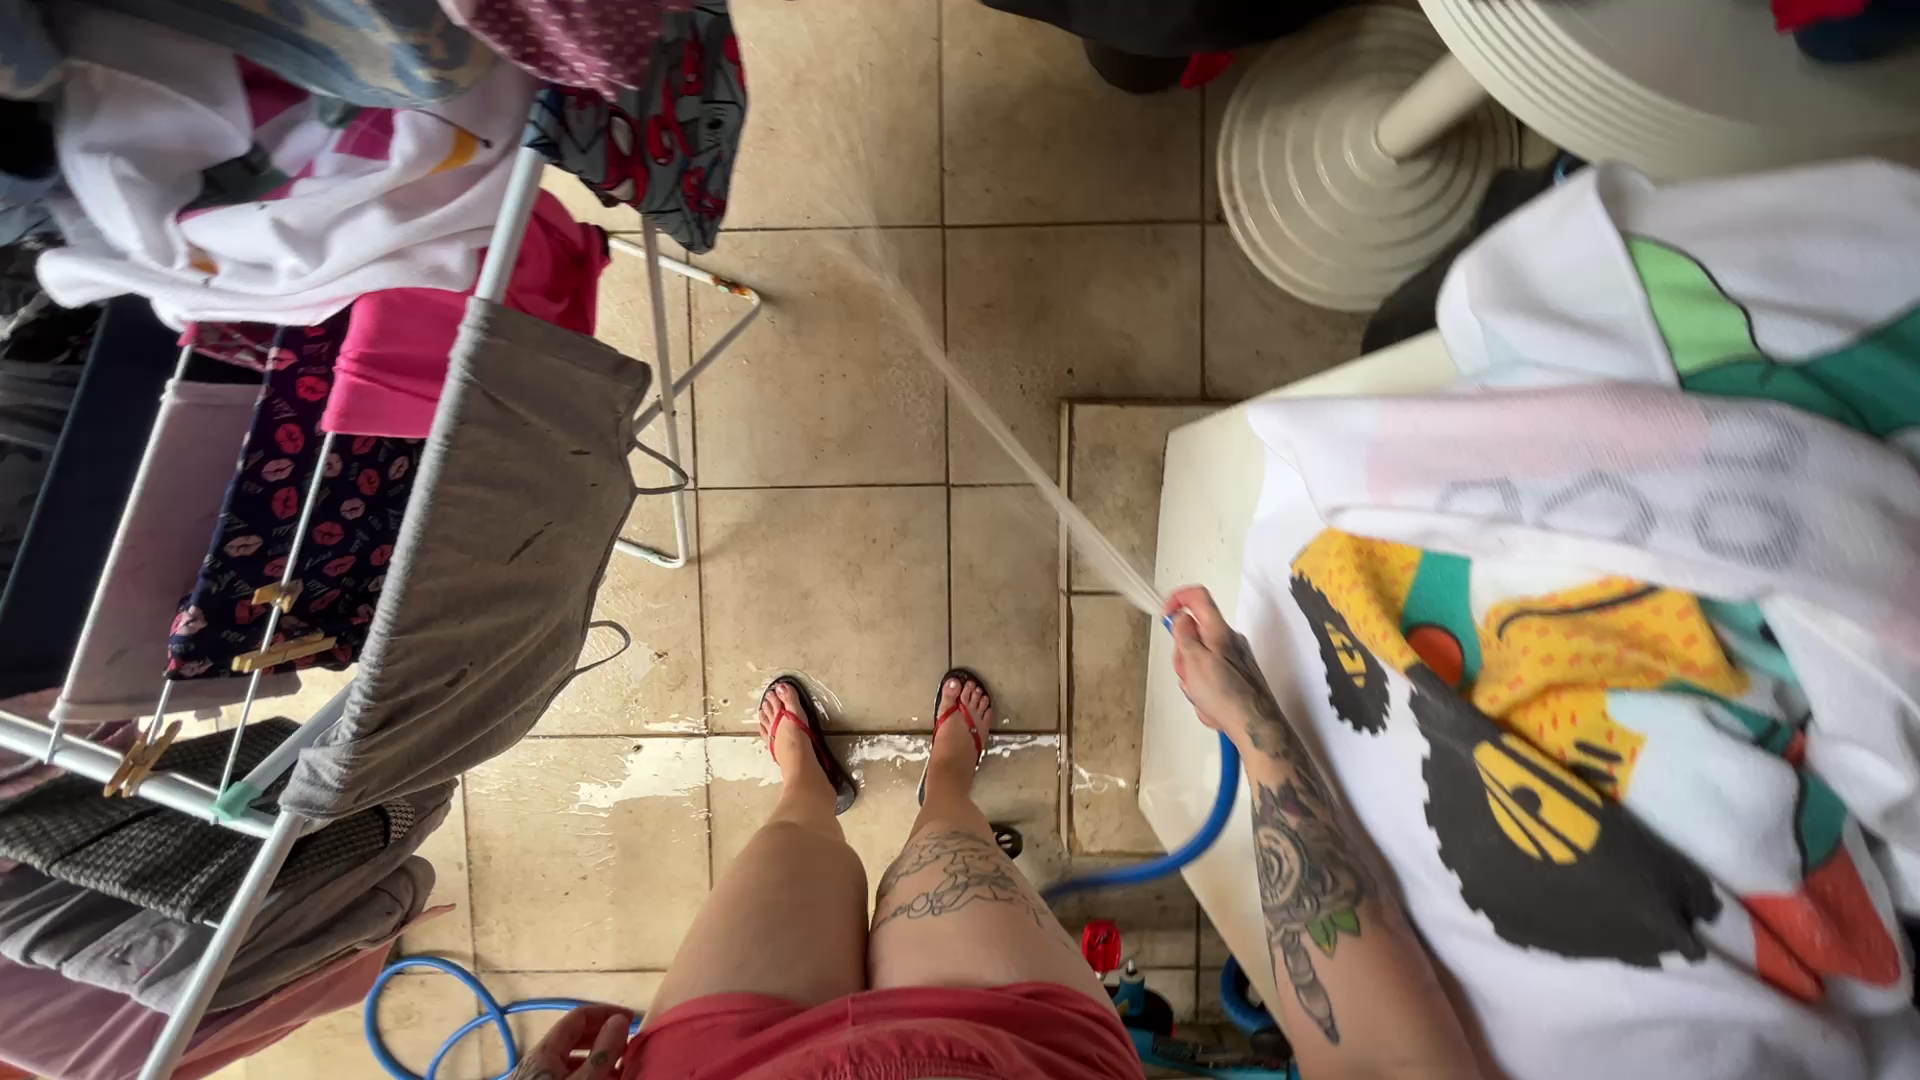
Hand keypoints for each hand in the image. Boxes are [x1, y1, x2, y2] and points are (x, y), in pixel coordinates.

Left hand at [508, 1006, 631, 1079]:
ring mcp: (536, 1079)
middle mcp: (537, 1061)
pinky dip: (586, 1074)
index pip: (578, 1016)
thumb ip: (602, 1052)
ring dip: (597, 1058)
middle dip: (604, 1036)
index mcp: (543, 1051)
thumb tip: (620, 1019)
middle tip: (626, 1045)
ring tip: (618, 1068)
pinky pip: (565, 1076)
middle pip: (574, 1036)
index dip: (606, 1012)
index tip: (631, 1020)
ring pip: (571, 1060)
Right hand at [1164, 585, 1288, 746]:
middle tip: (1188, 674)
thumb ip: (1184, 635)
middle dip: (1182, 655)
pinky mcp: (1236, 676)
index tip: (1165, 615)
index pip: (1197, 596)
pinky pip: (1209, 677)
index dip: (1177, 599)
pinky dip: (1203, 690)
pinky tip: (1210, 705)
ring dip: (1192, 678)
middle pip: (1194, 633)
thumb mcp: (1194, 661)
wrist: (1255, 727)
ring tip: (1201, 695)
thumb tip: (1181, 616)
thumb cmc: (1225, 694)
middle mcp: (1229, 640)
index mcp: (1219, 630)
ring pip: (1198, 658)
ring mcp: (1234, 659)